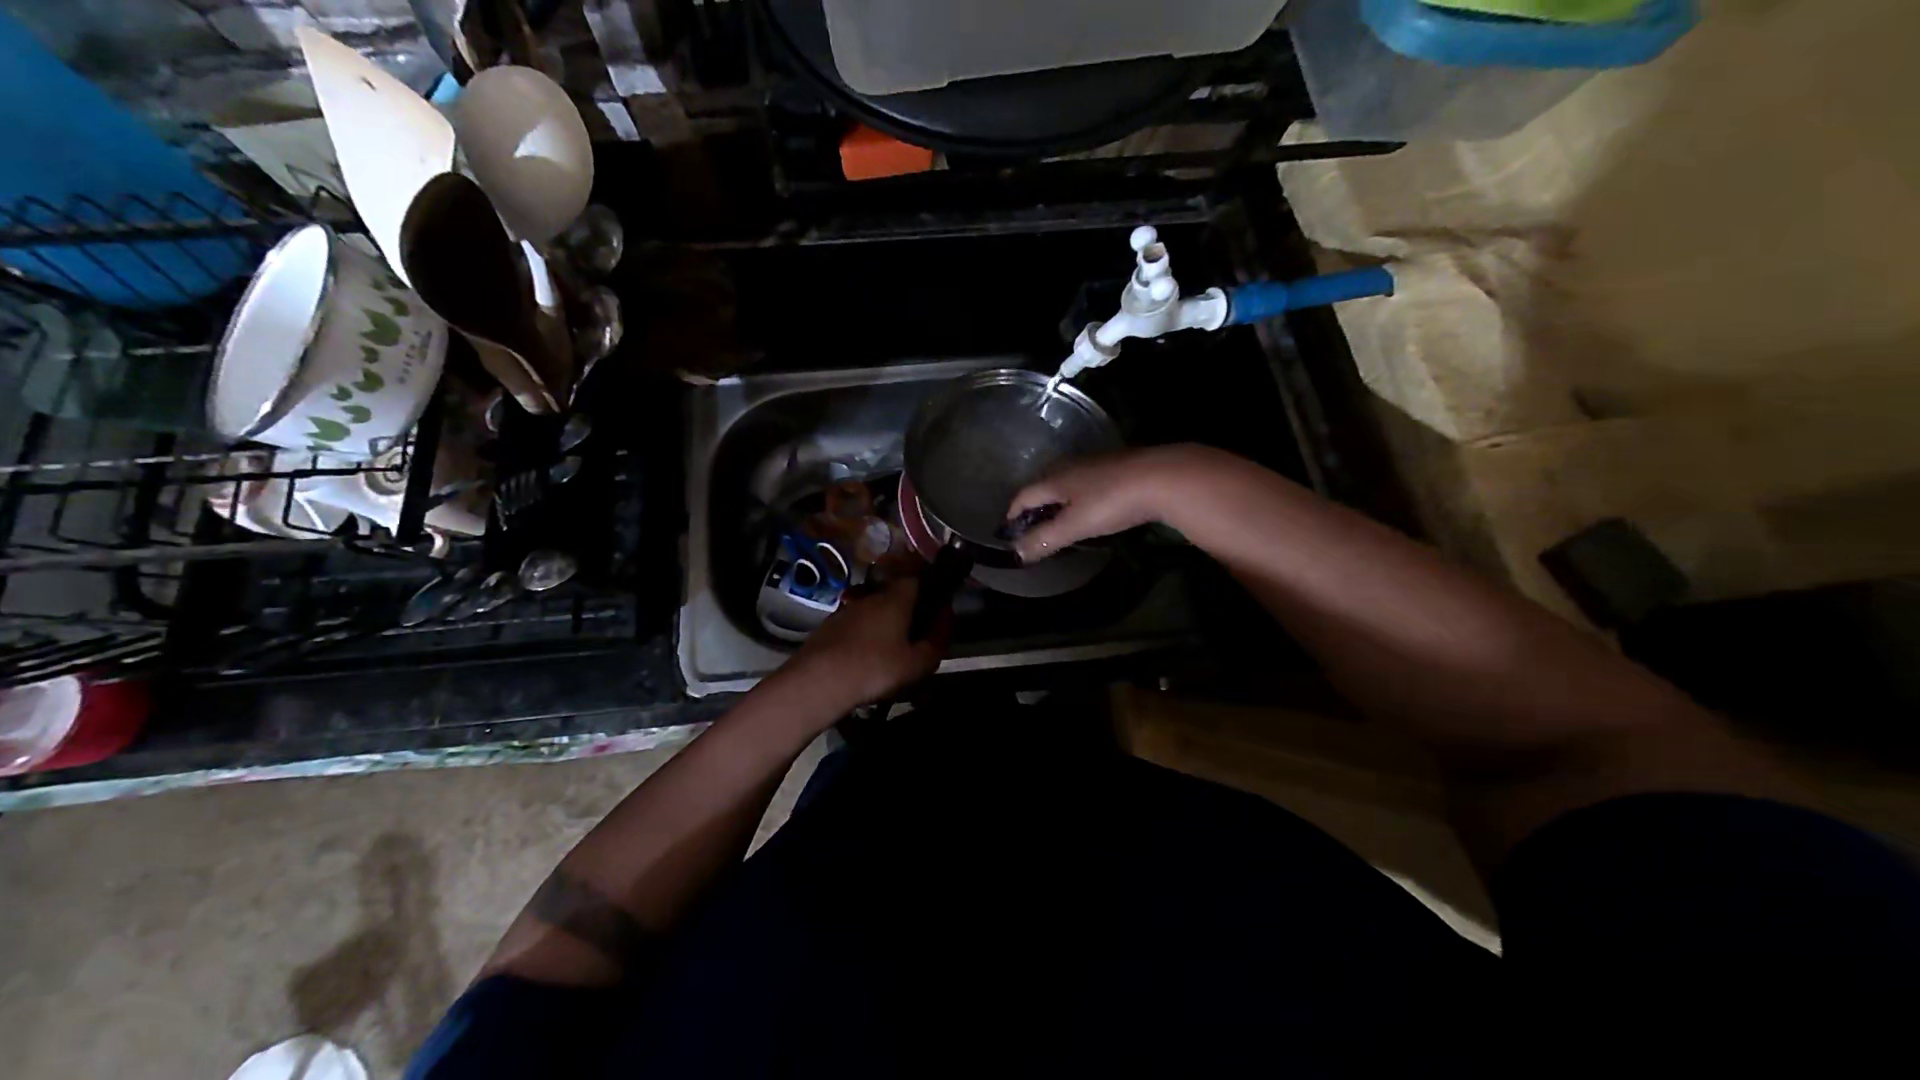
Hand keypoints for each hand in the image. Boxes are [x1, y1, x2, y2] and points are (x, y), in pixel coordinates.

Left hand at [781, 576, 945, 710]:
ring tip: (889, 649)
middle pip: (894, 594)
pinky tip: (864, 656)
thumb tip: (948, 616)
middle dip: (906, 610)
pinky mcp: (827, 626)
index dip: (930, 591)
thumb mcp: (917, 663)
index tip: (938, 609)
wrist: (818, 681)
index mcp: (896, 598)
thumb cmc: (875, 668)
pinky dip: (862, 635)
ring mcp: (845, 609)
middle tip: (915, 634)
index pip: (918, 580)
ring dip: (882, 623)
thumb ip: (937, 639)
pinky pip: (854, 625)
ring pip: (872, 610)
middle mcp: (871, 596)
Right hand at [1006, 444, 1229, 562]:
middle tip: (1032, 526)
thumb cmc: (1112, 502)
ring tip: (1060, 519)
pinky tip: (1092, 507)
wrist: (1162, 477)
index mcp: (1054, 479)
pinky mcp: (1118, 466)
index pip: (1023, 495)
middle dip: (1034, 505)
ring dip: (1058, 500)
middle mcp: (1070, 466)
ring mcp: (1096, 463)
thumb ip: (1045, 539)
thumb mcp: (1075, 525)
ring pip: (1067, 482)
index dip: (1012, 513)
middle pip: (1043, 485)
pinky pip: (1088, 482)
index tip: (1009, 530)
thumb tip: (1016, 552)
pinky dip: (1080, 496)